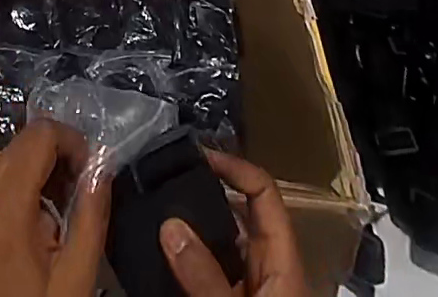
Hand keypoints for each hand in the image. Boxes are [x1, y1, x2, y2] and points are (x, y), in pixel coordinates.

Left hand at [0, 119, 113, 296]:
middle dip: (59, 159)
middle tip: (82, 198)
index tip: (93, 173)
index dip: (73, 142)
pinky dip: (20, 192)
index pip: (40, 133)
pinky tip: (39, 231)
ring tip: (63, 220)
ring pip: (9, 162)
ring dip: (41, 176)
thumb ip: (91, 214)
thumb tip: (103, 166)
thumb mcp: (75, 279)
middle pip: (23, 145)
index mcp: (3, 201)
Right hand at [159, 149, 309, 296]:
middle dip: (202, 189)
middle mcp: (265, 267)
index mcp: (282, 261)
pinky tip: (159, 250)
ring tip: (155, 206)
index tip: (198, 154)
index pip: (264, 191)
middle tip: (166, 176)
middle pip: (235, 210)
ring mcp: (246, 286)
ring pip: (216, 240)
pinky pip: (205, 267)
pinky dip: (184, 253)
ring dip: (189, 223)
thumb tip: (170, 225)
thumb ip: (206, 275)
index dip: (235, 165)